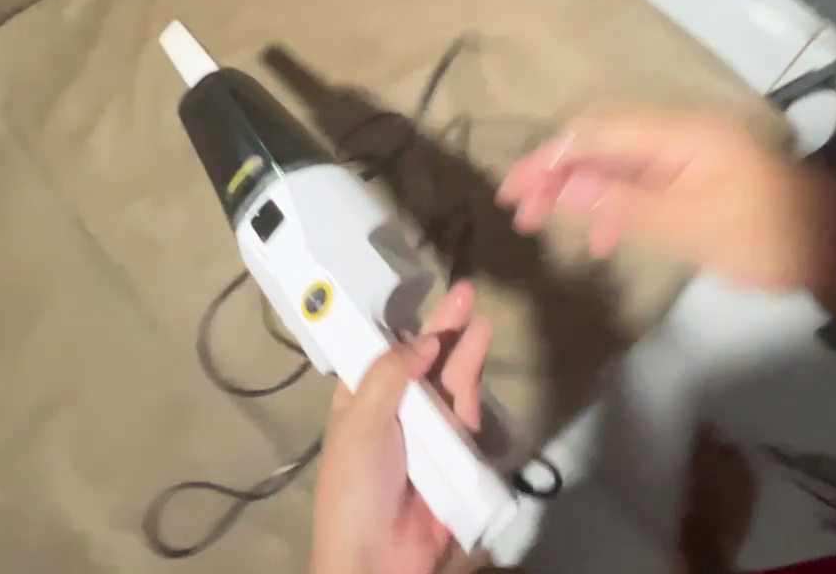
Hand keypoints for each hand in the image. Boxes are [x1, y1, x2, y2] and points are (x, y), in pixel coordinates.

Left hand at [311, 280, 491, 573]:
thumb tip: (425, 339)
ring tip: (480, 316)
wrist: (380, 563)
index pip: (381, 350)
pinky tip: (479, 352)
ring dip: (464, 346)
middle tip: (467, 290)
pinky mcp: (456, 452)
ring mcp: (428, 430)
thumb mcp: (359, 425)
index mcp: (361, 400)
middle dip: (443, 325)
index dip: (399, 322)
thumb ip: (389, 376)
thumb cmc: (355, 488)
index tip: (417, 289)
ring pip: (449, 379)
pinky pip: (466, 410)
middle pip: (423, 358)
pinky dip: (473, 380)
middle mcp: (396, 409)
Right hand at [497, 111, 818, 290]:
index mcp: (676, 133)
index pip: (596, 134)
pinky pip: (639, 181)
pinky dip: (613, 204)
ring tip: (544, 224)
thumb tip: (566, 189)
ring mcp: (684, 154)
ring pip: (615, 163)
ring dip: (578, 189)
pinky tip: (600, 238)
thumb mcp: (691, 226)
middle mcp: (675, 133)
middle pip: (599, 143)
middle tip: (520, 208)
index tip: (514, 188)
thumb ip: (624, 205)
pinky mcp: (692, 176)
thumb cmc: (766, 235)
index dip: (550, 158)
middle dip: (556, 172)